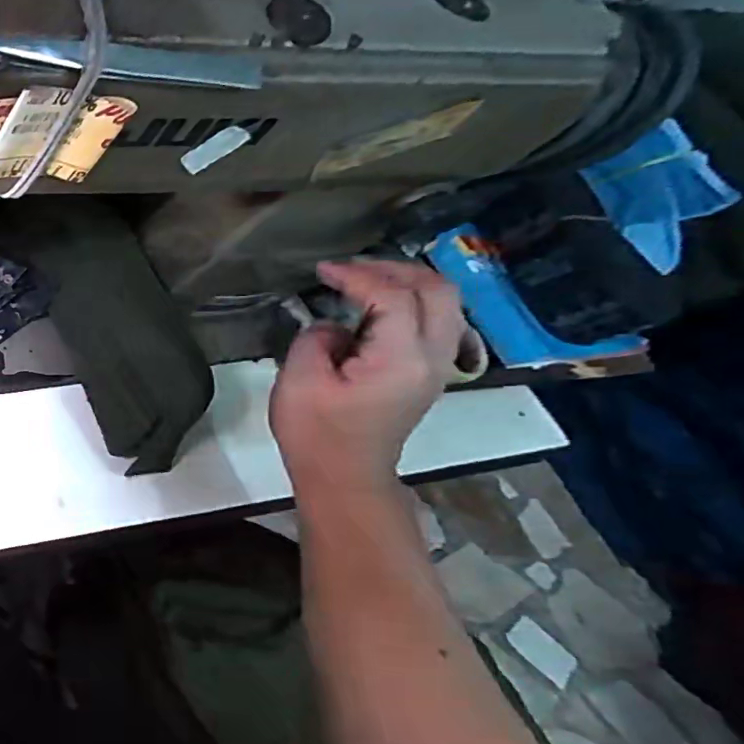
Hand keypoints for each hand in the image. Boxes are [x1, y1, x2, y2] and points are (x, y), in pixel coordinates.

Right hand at [269, 259, 464, 492]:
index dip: (358, 275)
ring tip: (362, 281)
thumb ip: (315, 340)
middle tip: (350, 268)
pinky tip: (372, 307)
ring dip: (406, 283)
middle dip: (394, 269)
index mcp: (401, 358)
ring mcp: (436, 366)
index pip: (394, 296)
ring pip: (444, 303)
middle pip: (438, 290)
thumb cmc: (315, 432)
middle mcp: (433, 357)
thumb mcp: (299, 381)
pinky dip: (408, 302)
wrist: (343, 476)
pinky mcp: (426, 373)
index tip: (322, 270)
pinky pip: (434, 321)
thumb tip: (333, 328)